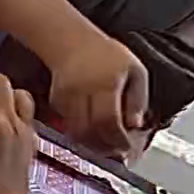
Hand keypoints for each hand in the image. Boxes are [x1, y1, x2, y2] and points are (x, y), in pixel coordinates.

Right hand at [45, 35, 146, 156]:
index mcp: (106, 85)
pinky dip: (78, 131)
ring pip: (75, 130)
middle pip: (89, 130)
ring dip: (89, 142)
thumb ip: (138, 99)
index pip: (109, 121)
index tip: (125, 147)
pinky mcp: (55, 101)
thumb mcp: (135, 71)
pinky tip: (89, 129)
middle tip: (113, 150)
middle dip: (102, 145)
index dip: (117, 139)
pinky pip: (66, 123)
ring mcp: (66, 97)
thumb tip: (135, 125)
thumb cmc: (107, 55)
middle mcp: (83, 92)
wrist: (72, 42)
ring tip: (102, 143)